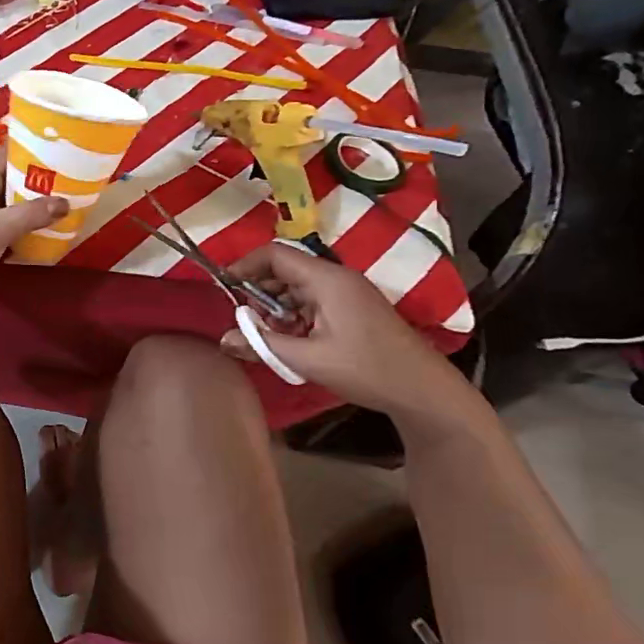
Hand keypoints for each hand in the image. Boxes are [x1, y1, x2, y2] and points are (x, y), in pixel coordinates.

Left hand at [0, 149, 68, 304]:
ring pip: (20, 199)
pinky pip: (18, 220)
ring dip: (42, 200)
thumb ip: (31, 214)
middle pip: (18, 175)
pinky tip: (56, 223)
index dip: (33, 144)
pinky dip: (34, 220)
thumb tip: (66, 203)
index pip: (8, 151)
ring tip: (73, 195)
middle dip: (45, 175)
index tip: (64, 143)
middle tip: (78, 173)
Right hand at [220, 243, 476, 423]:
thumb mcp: (306, 359)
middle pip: (284, 271)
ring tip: (266, 338)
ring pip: (296, 289)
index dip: (245, 266)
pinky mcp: (351, 309)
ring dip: (275, 309)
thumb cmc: (365, 368)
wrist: (420, 388)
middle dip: (258, 293)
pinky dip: (293, 317)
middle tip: (244, 323)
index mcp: (326, 280)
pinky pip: (312, 302)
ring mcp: (346, 293)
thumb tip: (223, 340)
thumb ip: (261, 345)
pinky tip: (290, 343)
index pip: (275, 255)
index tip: (223, 288)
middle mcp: (336, 278)